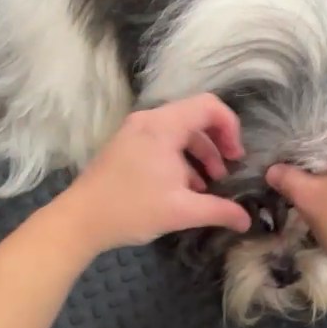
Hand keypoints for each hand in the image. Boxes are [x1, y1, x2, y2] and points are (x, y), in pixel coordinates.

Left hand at [54, 94, 252, 252]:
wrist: (80, 221)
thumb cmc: (131, 210)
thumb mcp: (181, 211)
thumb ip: (219, 211)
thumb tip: (247, 220)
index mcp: (163, 127)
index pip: (209, 106)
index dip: (230, 127)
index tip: (236, 156)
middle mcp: (148, 121)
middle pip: (195, 119)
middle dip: (216, 145)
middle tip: (226, 173)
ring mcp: (134, 132)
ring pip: (179, 133)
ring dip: (198, 156)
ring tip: (208, 187)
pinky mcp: (126, 146)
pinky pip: (162, 143)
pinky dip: (179, 160)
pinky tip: (184, 189)